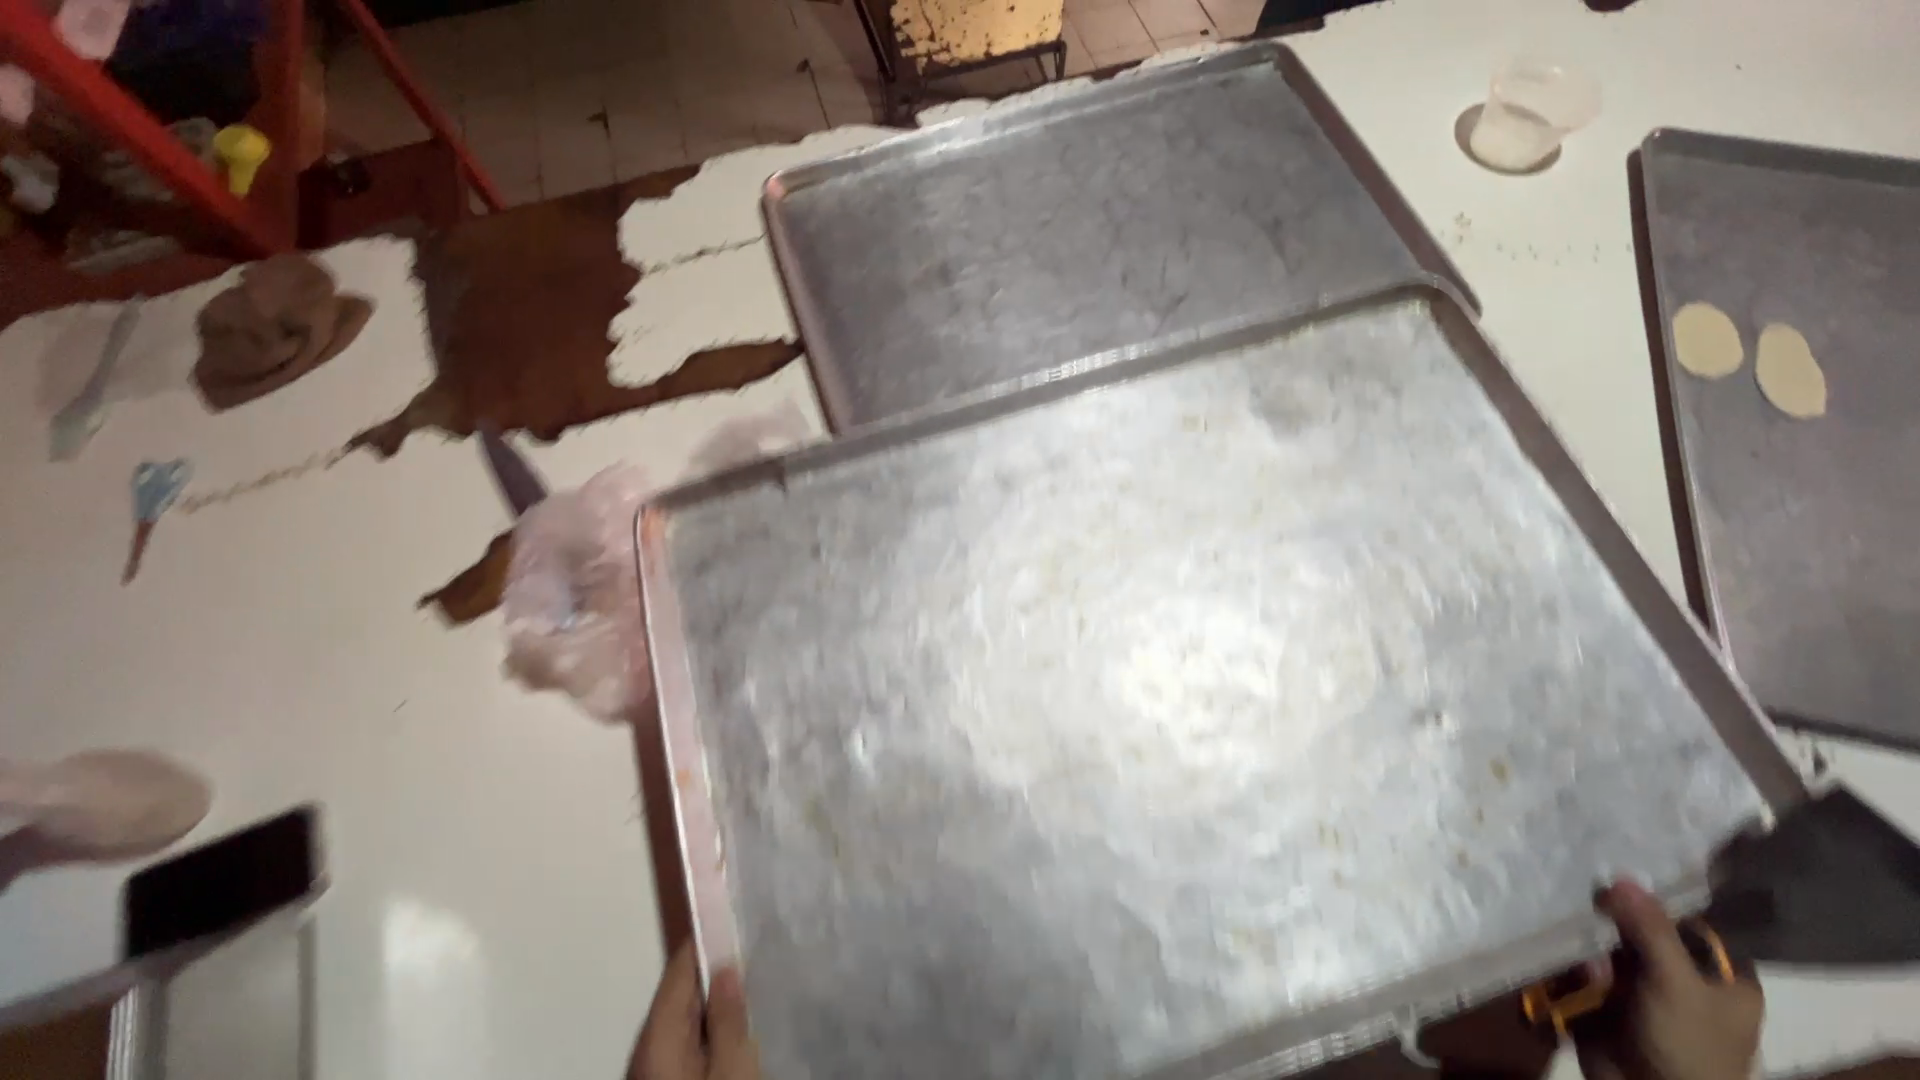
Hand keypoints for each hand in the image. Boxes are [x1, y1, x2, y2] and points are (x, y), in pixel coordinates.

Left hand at [629, 943, 759, 1079]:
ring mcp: (651, 1066)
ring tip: (753, 986)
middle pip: (681, 992)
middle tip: (756, 954)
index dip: (710, 940)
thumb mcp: (731, 1069)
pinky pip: (687, 1042)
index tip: (740, 921)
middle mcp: (646, 1044)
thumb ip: (728, 1018)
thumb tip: (726, 968)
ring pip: (686, 1018)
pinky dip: (710, 1027)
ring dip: (716, 1001)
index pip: (680, 967)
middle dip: (717, 972)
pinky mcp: (662, 1078)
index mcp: (658, 1032)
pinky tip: (735, 1028)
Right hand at [1575, 880, 1762, 1079]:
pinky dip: (1576, 966)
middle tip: (1586, 901)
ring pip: (1609, 949)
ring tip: (1584, 955)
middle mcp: (1684, 979)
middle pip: (1642, 932)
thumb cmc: (1688, 1045)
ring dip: (1591, 947)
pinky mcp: (1608, 1003)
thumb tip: (1622, 875)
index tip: (1616, 870)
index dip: (1654, 897)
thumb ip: (1651, 930)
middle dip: (1612, 921)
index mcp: (1723, 977)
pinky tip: (1573, 971)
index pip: (1688, 921)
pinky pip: (1588, 971)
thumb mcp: (1677, 984)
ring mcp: (1644, 992)